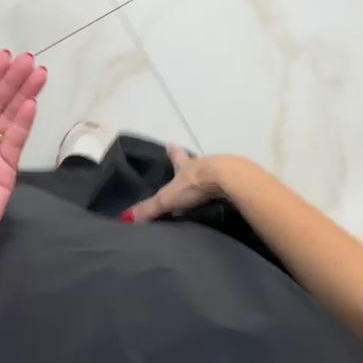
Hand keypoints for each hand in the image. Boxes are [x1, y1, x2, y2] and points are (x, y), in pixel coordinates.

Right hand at [123, 145, 239, 223]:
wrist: (229, 179)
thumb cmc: (195, 184)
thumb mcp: (168, 199)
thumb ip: (149, 209)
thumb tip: (125, 218)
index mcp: (185, 165)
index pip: (176, 157)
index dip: (172, 152)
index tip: (171, 144)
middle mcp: (203, 164)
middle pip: (195, 164)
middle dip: (192, 167)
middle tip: (189, 172)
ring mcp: (222, 171)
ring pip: (212, 174)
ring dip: (208, 181)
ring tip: (205, 190)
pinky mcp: (237, 181)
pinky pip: (228, 187)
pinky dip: (225, 192)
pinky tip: (225, 200)